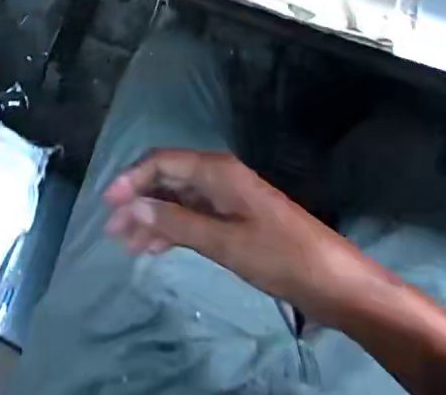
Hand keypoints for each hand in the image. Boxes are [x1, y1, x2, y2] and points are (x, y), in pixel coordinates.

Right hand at [102, 149, 389, 317]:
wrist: (336, 283)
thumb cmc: (281, 256)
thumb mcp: (225, 243)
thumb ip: (177, 223)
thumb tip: (132, 207)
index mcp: (216, 171)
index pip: (161, 162)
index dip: (131, 179)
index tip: (108, 204)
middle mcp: (217, 177)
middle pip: (166, 179)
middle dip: (138, 201)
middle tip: (113, 230)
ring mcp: (226, 198)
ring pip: (176, 200)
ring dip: (151, 218)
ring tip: (126, 244)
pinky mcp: (233, 220)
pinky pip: (191, 217)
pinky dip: (171, 230)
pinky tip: (153, 248)